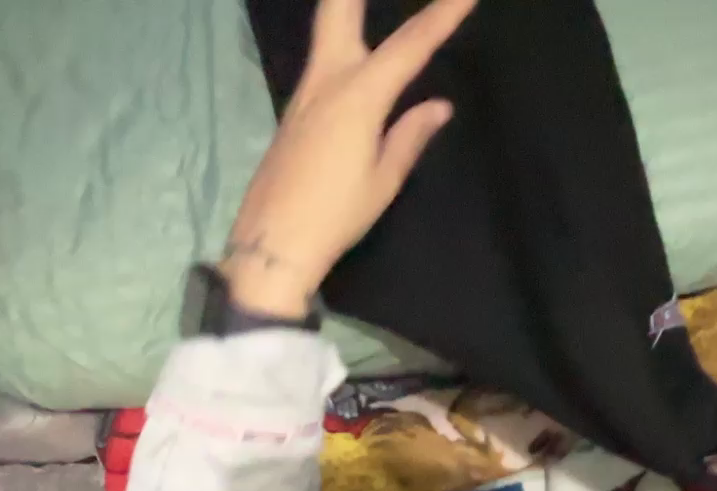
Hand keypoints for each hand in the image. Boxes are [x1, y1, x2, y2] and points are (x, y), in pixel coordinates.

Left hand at [220, 0, 476, 318]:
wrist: (275, 241)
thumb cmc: (335, 216)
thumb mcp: (382, 181)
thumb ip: (410, 137)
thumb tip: (438, 107)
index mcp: (359, 96)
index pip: (409, 45)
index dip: (441, 15)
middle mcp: (327, 80)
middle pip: (337, 6)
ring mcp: (304, 93)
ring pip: (325, 28)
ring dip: (345, 7)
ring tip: (366, 8)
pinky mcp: (293, 112)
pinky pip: (320, 62)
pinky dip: (339, 42)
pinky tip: (352, 53)